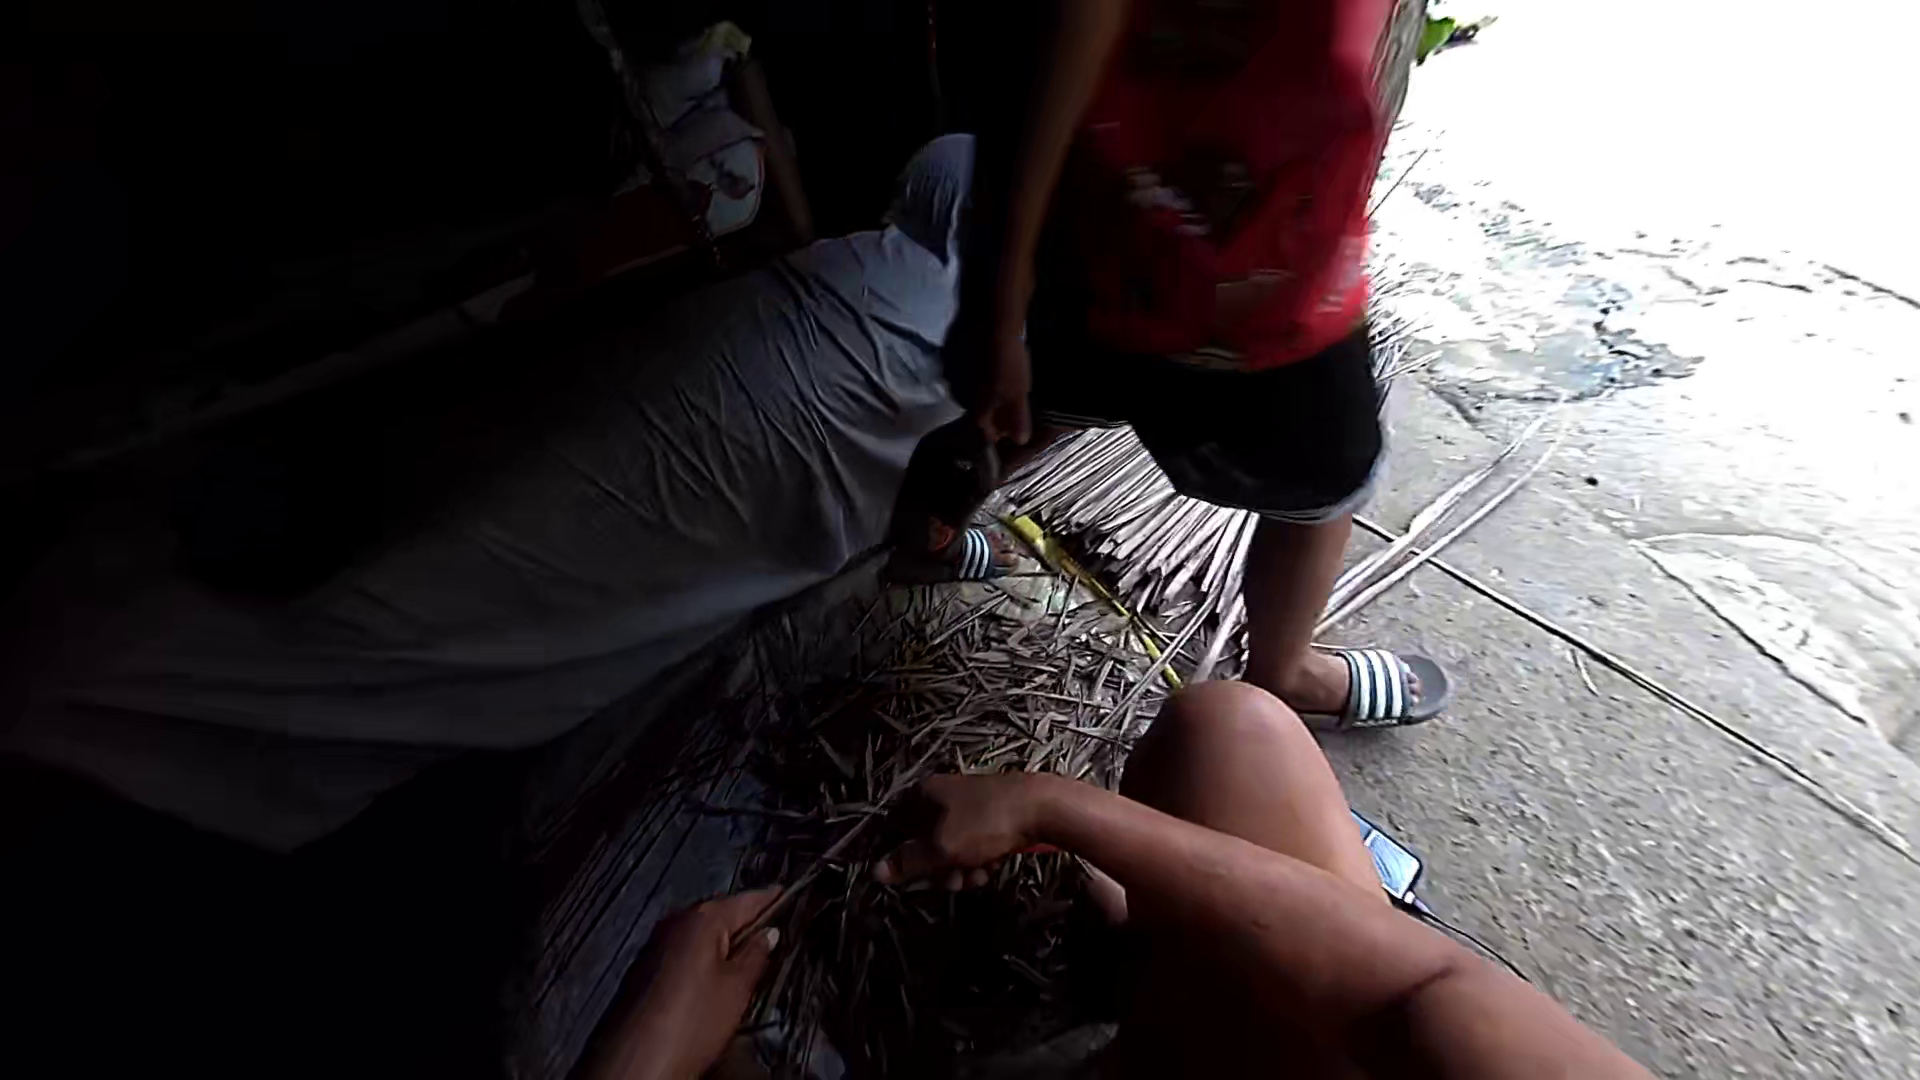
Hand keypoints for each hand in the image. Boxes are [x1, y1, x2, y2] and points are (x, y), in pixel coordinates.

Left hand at [582, 889, 782, 1079]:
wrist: (628, 1071)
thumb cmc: (690, 1024)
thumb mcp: (736, 989)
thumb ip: (757, 954)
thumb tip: (769, 932)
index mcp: (703, 917)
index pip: (748, 899)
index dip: (771, 898)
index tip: (787, 893)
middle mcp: (677, 921)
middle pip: (722, 914)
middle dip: (746, 923)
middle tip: (771, 934)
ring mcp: (655, 945)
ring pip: (701, 934)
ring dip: (723, 943)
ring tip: (746, 960)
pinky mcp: (642, 971)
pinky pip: (683, 952)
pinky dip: (701, 959)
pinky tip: (712, 980)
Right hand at [874, 773, 1058, 889]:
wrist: (1040, 808)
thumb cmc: (985, 823)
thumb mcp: (943, 848)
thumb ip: (909, 861)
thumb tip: (875, 871)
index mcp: (925, 793)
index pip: (896, 826)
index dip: (900, 854)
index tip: (912, 876)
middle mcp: (943, 795)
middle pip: (924, 841)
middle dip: (938, 867)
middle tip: (954, 879)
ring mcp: (967, 805)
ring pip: (950, 847)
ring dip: (960, 868)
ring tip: (978, 874)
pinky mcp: (988, 817)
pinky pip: (972, 845)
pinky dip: (978, 860)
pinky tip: (991, 867)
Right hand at [947, 313, 1033, 447]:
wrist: (991, 321)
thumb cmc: (1008, 363)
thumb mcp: (1018, 393)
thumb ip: (1017, 419)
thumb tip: (1019, 441)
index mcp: (977, 409)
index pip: (986, 430)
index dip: (997, 430)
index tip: (1006, 427)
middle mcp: (958, 397)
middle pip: (974, 410)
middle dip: (986, 407)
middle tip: (1001, 396)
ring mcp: (949, 375)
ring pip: (964, 389)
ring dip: (975, 386)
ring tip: (990, 375)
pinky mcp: (946, 355)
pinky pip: (957, 368)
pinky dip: (967, 367)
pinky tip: (979, 357)